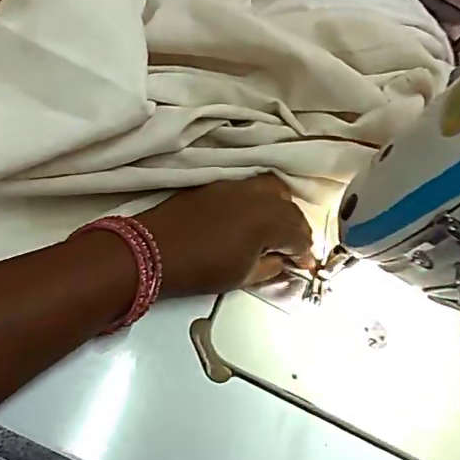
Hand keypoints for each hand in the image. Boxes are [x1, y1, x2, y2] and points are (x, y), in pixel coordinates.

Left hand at [137, 175, 315, 298]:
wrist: (153, 251)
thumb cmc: (198, 268)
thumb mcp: (243, 276)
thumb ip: (271, 266)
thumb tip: (284, 262)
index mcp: (269, 221)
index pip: (300, 236)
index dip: (306, 254)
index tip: (306, 265)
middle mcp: (258, 196)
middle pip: (293, 210)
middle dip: (298, 232)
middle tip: (295, 251)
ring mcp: (238, 186)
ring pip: (276, 191)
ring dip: (283, 209)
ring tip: (278, 230)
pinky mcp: (220, 184)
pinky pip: (253, 187)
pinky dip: (263, 200)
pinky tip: (256, 217)